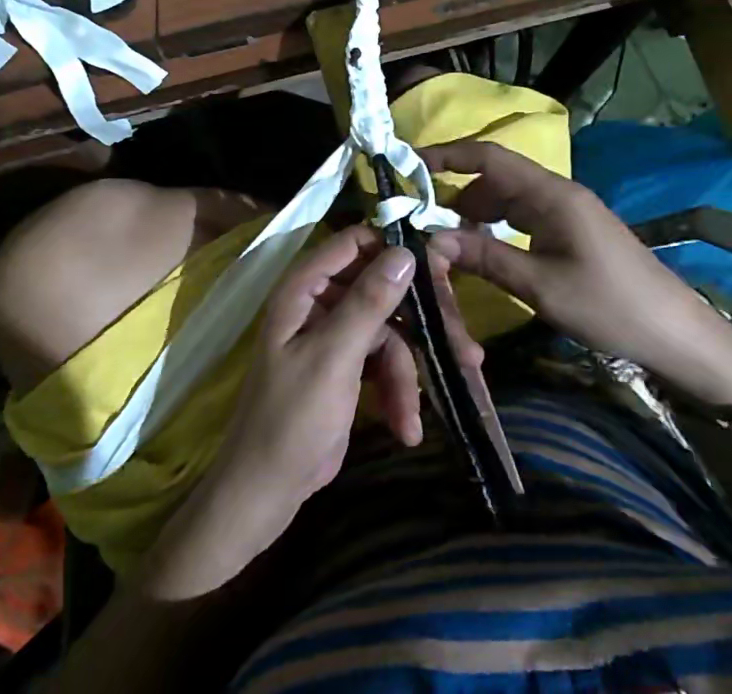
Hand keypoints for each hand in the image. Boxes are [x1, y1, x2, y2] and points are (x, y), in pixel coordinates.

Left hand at [140, 226, 477, 600]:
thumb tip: (404, 252)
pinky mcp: (349, 368)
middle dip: (420, 325)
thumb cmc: (292, 418)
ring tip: (415, 416)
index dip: (394, 250)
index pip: (353, 244)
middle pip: (381, 290)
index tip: (440, 268)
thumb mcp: (333, 357)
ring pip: (390, 333)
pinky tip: (405, 427)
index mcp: (304, 290)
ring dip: (409, 373)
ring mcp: (335, 337)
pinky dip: (397, 392)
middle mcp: (320, 304)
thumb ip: (368, 302)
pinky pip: (385, 364)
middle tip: (463, 347)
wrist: (268, 488)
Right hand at [422, 141, 731, 408]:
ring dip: (473, 213)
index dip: (447, 155)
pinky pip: (521, 218)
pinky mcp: (569, 232)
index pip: (490, 156)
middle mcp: (556, 194)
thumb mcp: (540, 285)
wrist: (675, 333)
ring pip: (505, 199)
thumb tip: (431, 239)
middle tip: (417, 219)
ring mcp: (565, 213)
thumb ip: (485, 257)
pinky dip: (494, 228)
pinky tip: (479, 250)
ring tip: (442, 240)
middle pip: (494, 177)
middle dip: (453, 192)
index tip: (409, 165)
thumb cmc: (609, 306)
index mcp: (551, 195)